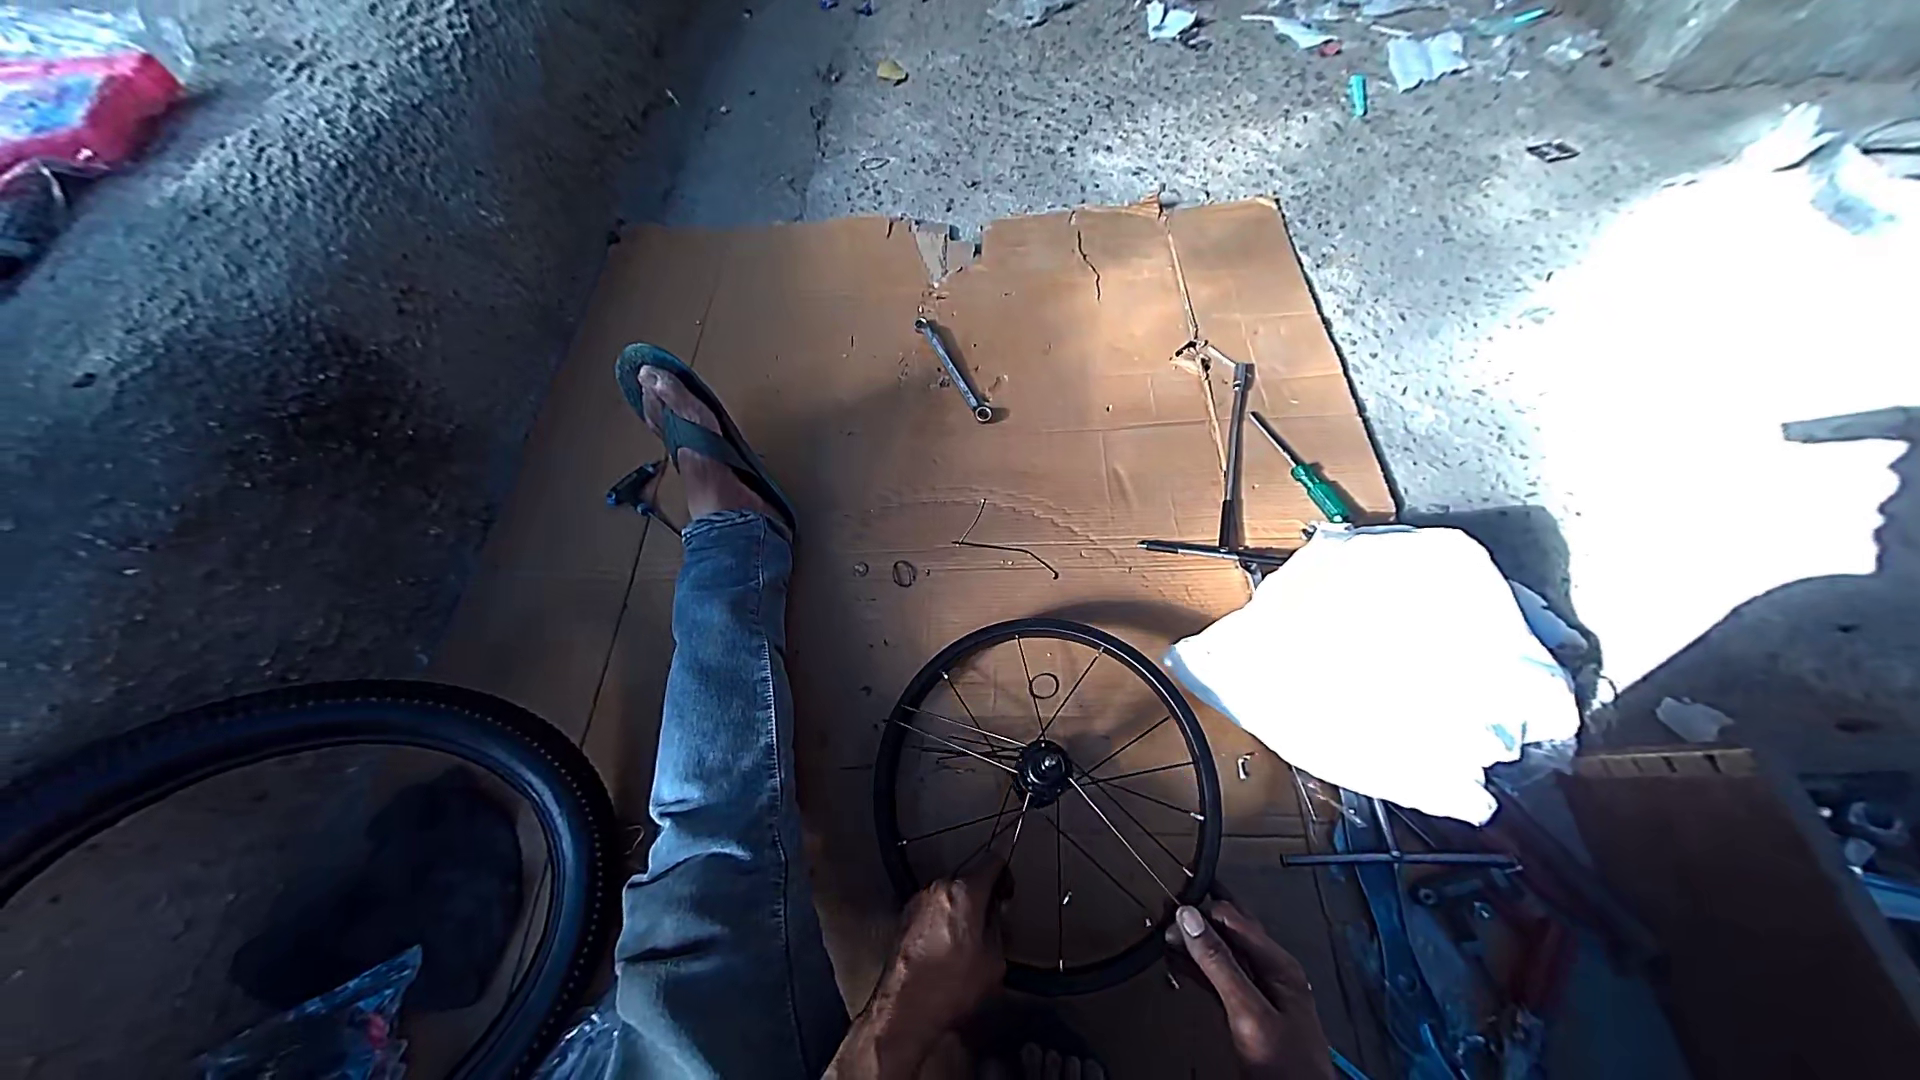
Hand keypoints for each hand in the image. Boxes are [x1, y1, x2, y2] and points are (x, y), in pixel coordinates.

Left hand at [826, 860, 1008, 1078]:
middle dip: (980, 896)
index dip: (1004, 874)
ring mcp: (918, 899)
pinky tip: (942, 947)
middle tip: (988, 921)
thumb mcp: (994, 962)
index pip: (992, 861)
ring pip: (948, 893)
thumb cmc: (950, 987)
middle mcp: (940, 887)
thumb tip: (995, 917)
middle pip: (968, 878)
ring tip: (963, 940)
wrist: (905, 1009)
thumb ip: (998, 928)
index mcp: (965, 891)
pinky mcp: (904, 915)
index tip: (1007, 891)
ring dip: (958, 908)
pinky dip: (939, 918)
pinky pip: (930, 907)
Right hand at [1168, 900, 1333, 1079]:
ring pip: (1220, 951)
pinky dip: (1195, 967)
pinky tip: (1178, 962)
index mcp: (1278, 964)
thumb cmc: (1286, 1070)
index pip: (1232, 917)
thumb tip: (1190, 918)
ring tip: (1166, 933)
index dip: (1201, 912)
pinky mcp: (1245, 1012)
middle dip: (1198, 918)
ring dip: (1194, 942)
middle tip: (1166, 911)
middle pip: (1228, 930)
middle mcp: (1269, 972)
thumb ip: (1220, 964)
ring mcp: (1258, 992)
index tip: (1171, 912)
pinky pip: (1216, 976)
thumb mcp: (1249, 1013)